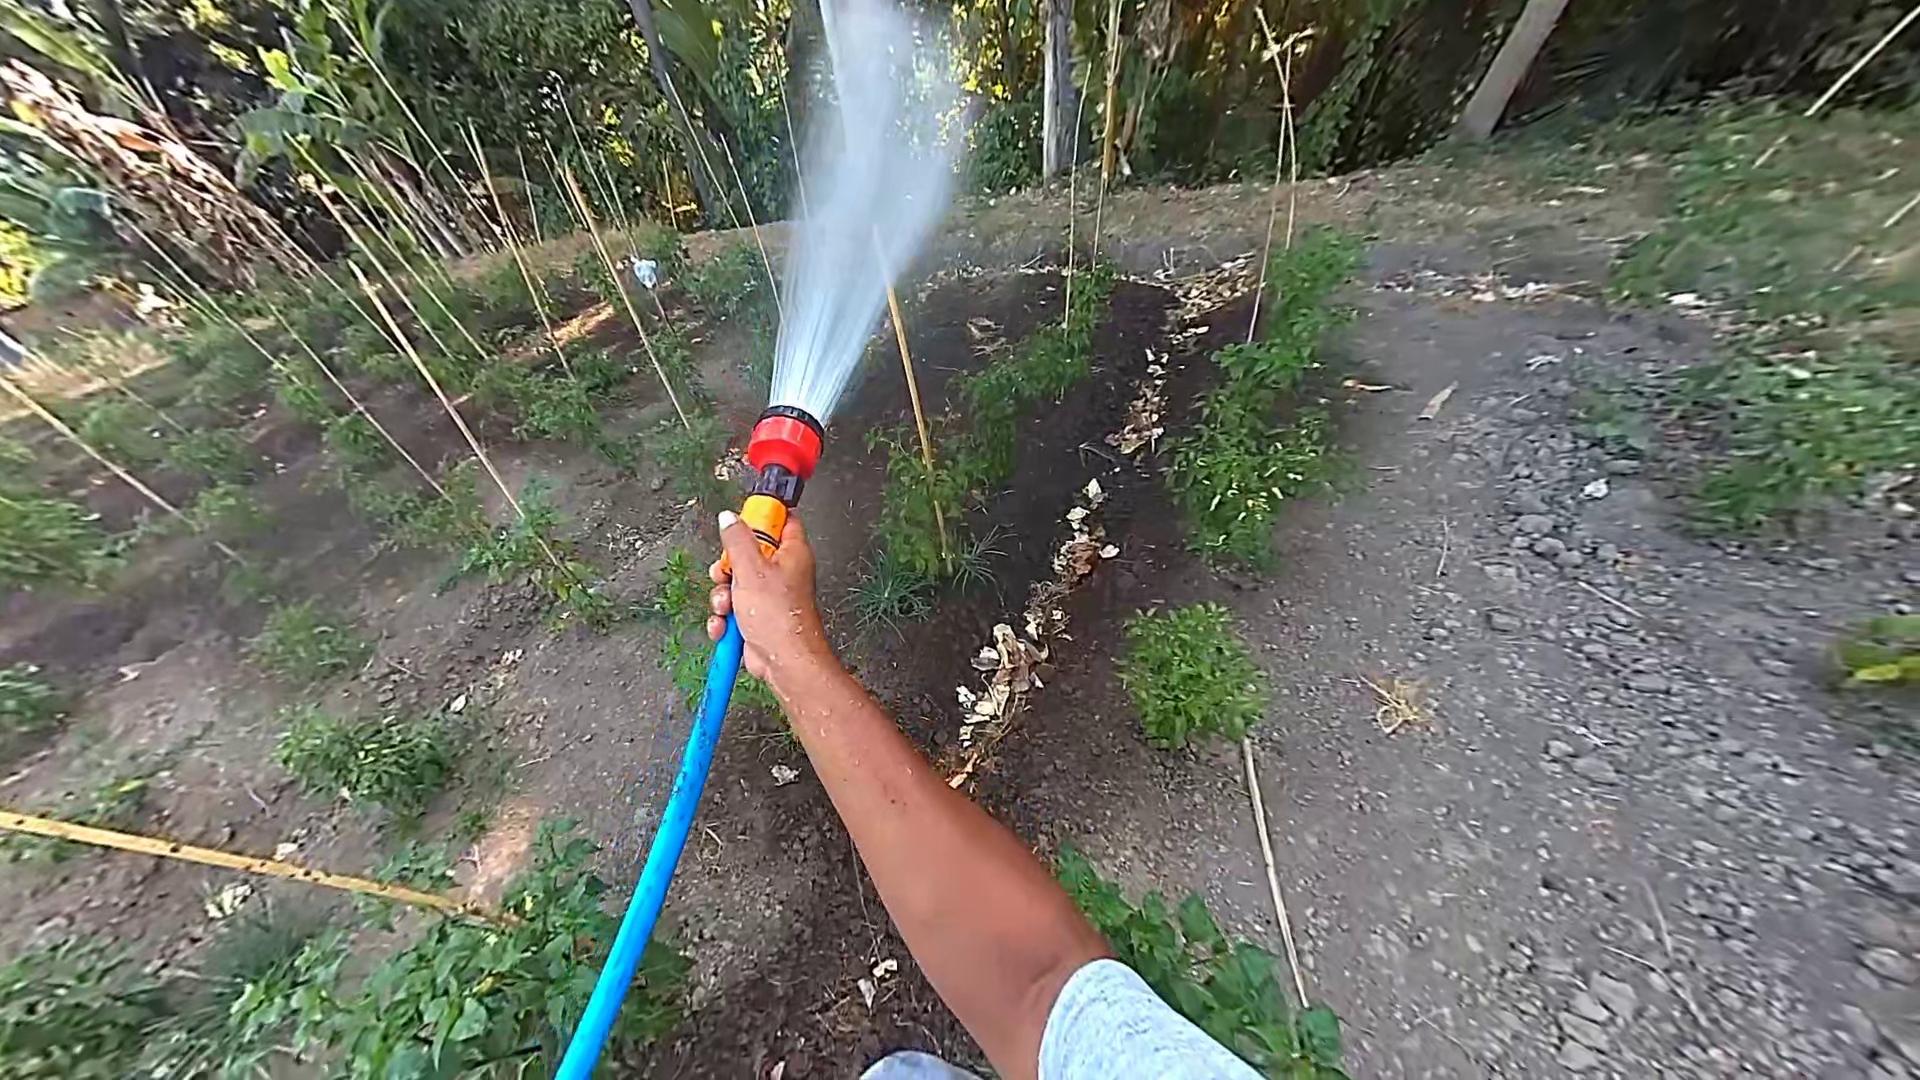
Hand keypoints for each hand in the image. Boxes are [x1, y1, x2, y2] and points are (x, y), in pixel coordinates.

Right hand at [707, 509, 833, 684]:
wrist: (783, 660)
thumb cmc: (780, 617)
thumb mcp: (752, 569)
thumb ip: (738, 540)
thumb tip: (730, 518)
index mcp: (792, 552)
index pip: (782, 520)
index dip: (762, 516)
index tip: (743, 521)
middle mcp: (784, 570)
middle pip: (748, 551)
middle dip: (728, 566)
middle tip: (728, 574)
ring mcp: (770, 593)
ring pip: (735, 582)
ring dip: (723, 596)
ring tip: (729, 607)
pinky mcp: (757, 614)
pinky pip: (733, 607)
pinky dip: (725, 618)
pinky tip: (726, 626)